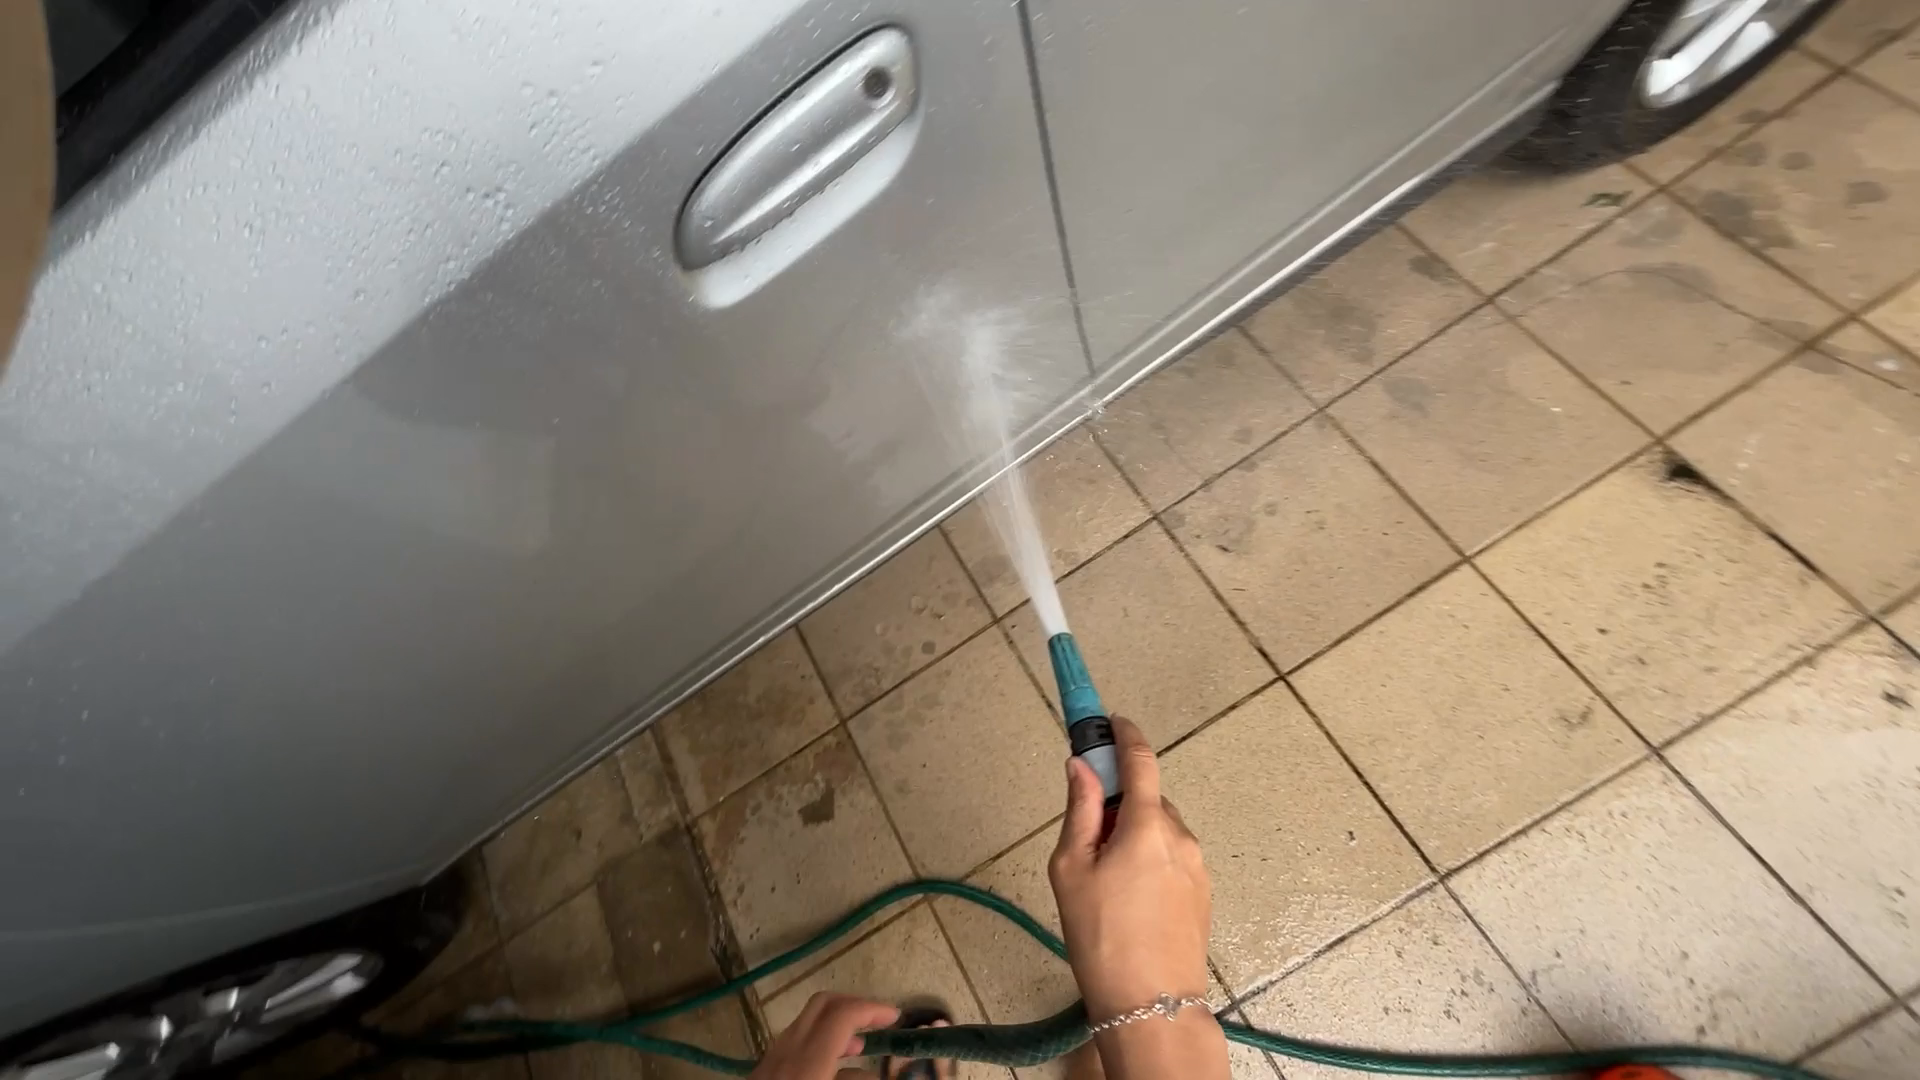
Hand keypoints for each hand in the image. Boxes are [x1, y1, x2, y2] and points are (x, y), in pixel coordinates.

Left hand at [749, 992, 899, 1079]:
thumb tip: (873, 1075)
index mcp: (808, 1063)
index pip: (843, 1014)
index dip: (873, 1009)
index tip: (895, 1018)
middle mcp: (786, 1052)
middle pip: (822, 1005)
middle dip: (853, 1006)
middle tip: (877, 1022)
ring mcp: (770, 1062)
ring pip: (806, 1023)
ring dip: (835, 1026)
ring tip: (859, 1048)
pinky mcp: (761, 1075)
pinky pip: (793, 1044)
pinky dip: (817, 1044)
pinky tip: (830, 1071)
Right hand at [1047, 717, 1210, 1017]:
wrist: (1150, 1007)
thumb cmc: (1101, 935)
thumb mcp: (1071, 868)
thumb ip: (1080, 809)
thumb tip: (1081, 766)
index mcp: (1148, 825)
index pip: (1141, 760)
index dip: (1125, 734)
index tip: (1112, 720)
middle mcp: (1181, 837)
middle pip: (1147, 798)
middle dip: (1120, 802)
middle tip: (1088, 836)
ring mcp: (1197, 865)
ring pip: (1159, 828)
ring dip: (1134, 833)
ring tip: (1106, 880)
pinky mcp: (1203, 891)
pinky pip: (1172, 855)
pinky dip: (1150, 856)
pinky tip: (1130, 897)